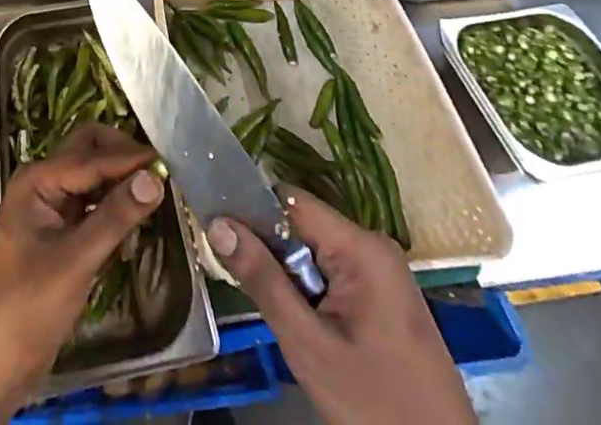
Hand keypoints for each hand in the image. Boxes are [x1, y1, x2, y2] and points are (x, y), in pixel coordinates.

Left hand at [0, 123, 165, 423]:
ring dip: (120, 179)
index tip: (169, 162)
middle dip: (122, 157)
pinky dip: (113, 202)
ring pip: (92, 175)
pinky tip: (135, 216)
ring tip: (155, 192)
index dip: (130, 158)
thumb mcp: (76, 261)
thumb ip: (115, 217)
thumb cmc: (28, 308)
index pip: (92, 157)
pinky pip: (92, 201)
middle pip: (89, 152)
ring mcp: (49, 206)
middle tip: (159, 173)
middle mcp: (41, 184)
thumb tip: (154, 179)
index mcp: (36, 181)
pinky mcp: (59, 230)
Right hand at [208, 189, 475, 424]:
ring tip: (267, 303)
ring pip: (314, 248)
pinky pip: (332, 268)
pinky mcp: (382, 291)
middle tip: (239, 279)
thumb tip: (219, 225)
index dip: (252, 210)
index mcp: (361, 246)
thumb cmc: (373, 401)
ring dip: (287, 270)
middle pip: (302, 223)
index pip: (291, 200)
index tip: (218, 230)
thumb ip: (263, 280)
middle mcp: (373, 244)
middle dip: (269, 247)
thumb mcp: (308, 343)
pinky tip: (299, 317)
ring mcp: (381, 268)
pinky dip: (308, 285)